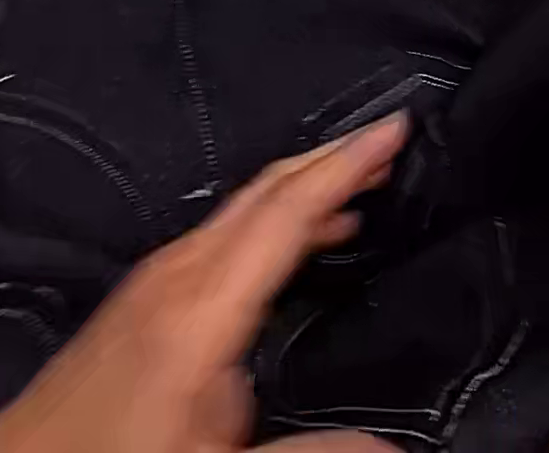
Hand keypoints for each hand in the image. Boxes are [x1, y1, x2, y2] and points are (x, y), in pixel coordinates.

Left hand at [0, 114, 408, 452]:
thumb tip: (396, 445)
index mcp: (203, 305)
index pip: (292, 208)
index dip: (350, 163)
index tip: (397, 127)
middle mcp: (183, 269)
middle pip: (273, 186)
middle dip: (337, 155)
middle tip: (393, 141)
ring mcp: (162, 274)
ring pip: (254, 201)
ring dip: (314, 181)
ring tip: (369, 179)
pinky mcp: (151, 289)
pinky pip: (235, 227)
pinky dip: (286, 213)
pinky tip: (314, 234)